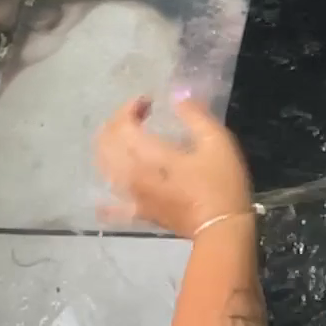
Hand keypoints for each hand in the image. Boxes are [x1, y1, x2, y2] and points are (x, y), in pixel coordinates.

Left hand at [95, 94, 252, 238]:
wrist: (222, 229)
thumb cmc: (221, 183)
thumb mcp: (216, 142)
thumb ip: (194, 115)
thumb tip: (177, 96)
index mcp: (148, 154)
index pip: (123, 125)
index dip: (130, 108)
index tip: (148, 101)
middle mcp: (132, 175)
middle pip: (106, 144)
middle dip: (116, 124)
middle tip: (136, 117)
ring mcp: (133, 197)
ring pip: (105, 170)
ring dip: (108, 150)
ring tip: (123, 141)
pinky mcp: (141, 214)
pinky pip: (114, 209)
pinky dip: (106, 201)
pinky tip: (103, 198)